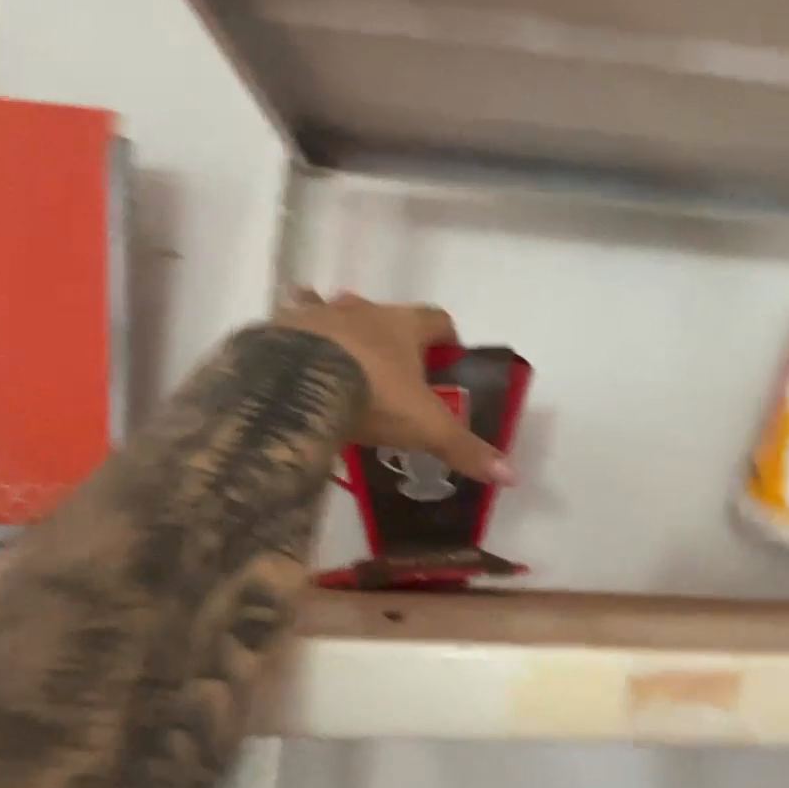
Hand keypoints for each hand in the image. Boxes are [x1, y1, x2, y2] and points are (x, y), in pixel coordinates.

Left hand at [276, 291, 514, 483]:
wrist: (293, 386)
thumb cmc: (372, 396)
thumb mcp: (425, 428)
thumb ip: (465, 449)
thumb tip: (513, 476)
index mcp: (402, 326)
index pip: (437, 318)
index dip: (446, 337)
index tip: (447, 357)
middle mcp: (360, 311)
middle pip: (382, 313)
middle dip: (387, 334)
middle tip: (389, 366)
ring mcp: (315, 315)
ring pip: (330, 311)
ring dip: (337, 329)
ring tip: (336, 358)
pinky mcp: (275, 329)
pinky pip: (287, 330)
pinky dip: (293, 343)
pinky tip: (290, 366)